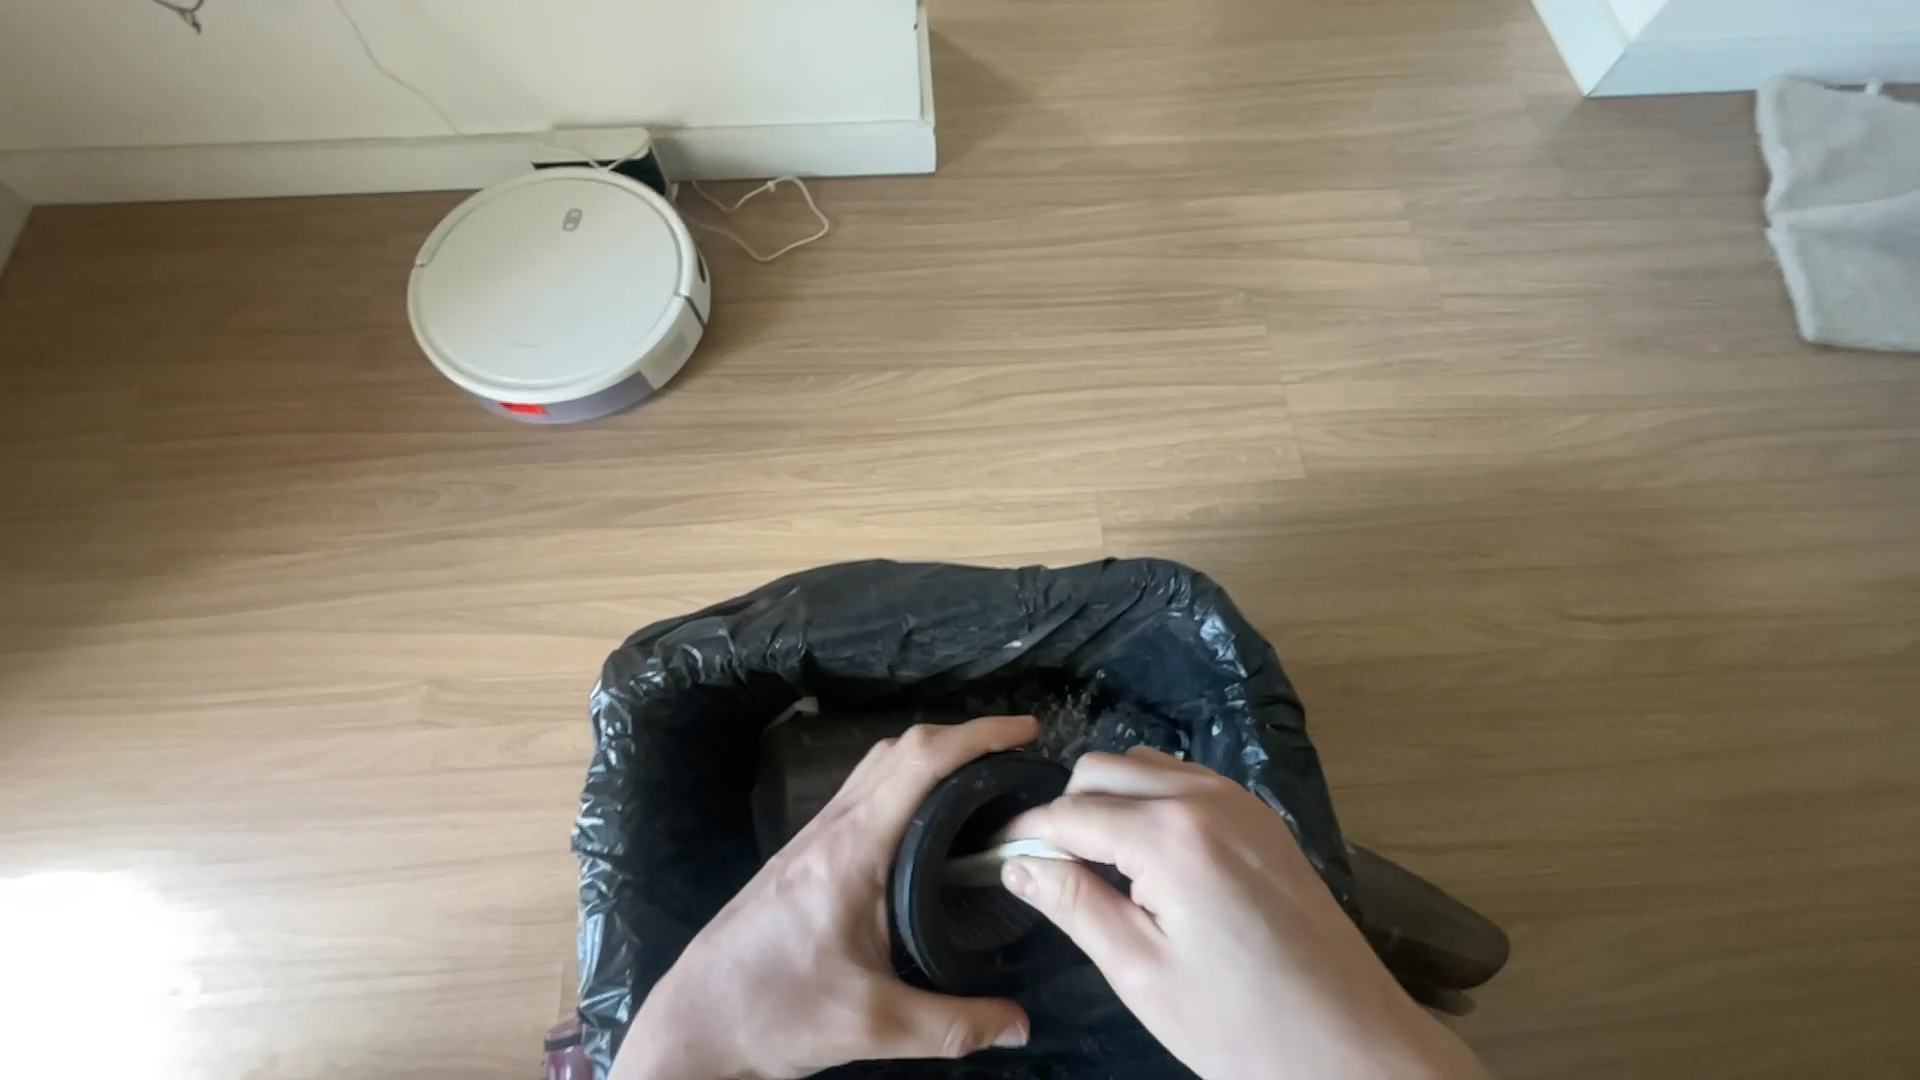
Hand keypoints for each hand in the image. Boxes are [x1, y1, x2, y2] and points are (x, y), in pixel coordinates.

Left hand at [611, 716, 1038, 1079]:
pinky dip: (905, 774)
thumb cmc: (777, 1013)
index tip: (1025, 730)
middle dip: (964, 734)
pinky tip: (924, 811)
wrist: (694, 1021)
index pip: (922, 761)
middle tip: (1014, 752)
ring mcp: (816, 831)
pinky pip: (865, 785)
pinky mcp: (806, 846)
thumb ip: (953, 1026)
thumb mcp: (873, 1024)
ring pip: (879, 762)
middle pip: (903, 747)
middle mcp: (835, 823)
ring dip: (931, 750)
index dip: (979, 734)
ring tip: (978, 772)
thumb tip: (1021, 1025)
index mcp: (855, 847)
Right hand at [1002, 747, 1486, 1079]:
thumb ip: (1072, 904)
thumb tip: (1014, 865)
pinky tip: (1151, 853)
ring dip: (1108, 799)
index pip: (1069, 812)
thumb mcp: (1141, 974)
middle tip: (1053, 867)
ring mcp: (1235, 796)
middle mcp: (1200, 794)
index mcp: (1168, 834)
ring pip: (1140, 764)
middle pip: (1101, 770)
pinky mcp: (1257, 811)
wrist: (1359, 1051)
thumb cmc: (1242, 1027)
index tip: (997, 855)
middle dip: (1065, 810)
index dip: (1025, 833)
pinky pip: (1181, 777)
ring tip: (1102, 862)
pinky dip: (1149, 798)